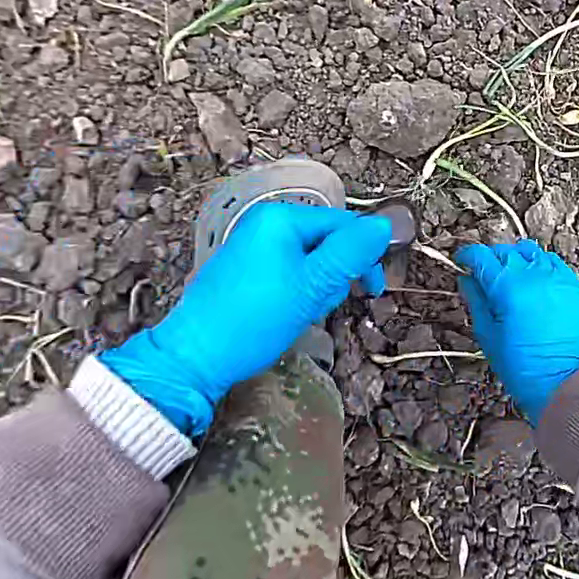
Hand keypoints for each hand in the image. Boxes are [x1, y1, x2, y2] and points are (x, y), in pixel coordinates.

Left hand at [104, 203, 391, 434]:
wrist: (194, 360)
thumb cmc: (255, 319)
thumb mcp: (313, 286)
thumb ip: (351, 252)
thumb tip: (384, 226)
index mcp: (281, 219)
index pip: (344, 224)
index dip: (365, 254)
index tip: (373, 288)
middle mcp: (267, 224)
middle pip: (329, 241)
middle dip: (338, 274)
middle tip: (327, 303)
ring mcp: (257, 246)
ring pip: (314, 259)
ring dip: (321, 286)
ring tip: (307, 311)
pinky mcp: (251, 269)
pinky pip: (294, 270)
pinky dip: (302, 290)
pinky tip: (294, 311)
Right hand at [456, 239, 578, 422]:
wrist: (562, 379)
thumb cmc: (524, 365)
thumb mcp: (488, 335)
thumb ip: (476, 301)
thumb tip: (466, 280)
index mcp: (506, 284)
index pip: (481, 256)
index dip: (468, 256)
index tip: (463, 261)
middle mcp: (531, 273)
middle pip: (505, 250)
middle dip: (491, 259)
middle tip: (484, 275)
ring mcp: (553, 275)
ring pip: (529, 251)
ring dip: (516, 258)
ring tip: (510, 277)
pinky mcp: (571, 283)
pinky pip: (551, 261)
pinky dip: (539, 264)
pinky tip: (534, 279)